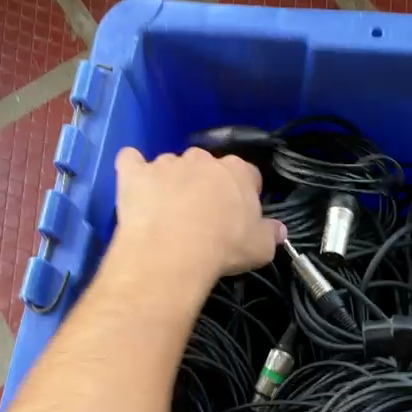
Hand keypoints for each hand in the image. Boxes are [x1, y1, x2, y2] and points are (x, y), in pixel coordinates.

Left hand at [112, 147, 284, 290]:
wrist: (174, 251)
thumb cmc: (224, 247)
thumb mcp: (261, 248)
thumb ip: (271, 234)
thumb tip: (280, 229)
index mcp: (238, 172)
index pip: (248, 175)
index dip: (244, 194)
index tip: (239, 215)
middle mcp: (202, 159)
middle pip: (207, 167)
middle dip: (206, 185)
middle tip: (203, 218)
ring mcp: (166, 163)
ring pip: (171, 166)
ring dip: (172, 182)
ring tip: (167, 214)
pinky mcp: (135, 173)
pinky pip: (131, 161)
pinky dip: (134, 170)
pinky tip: (135, 186)